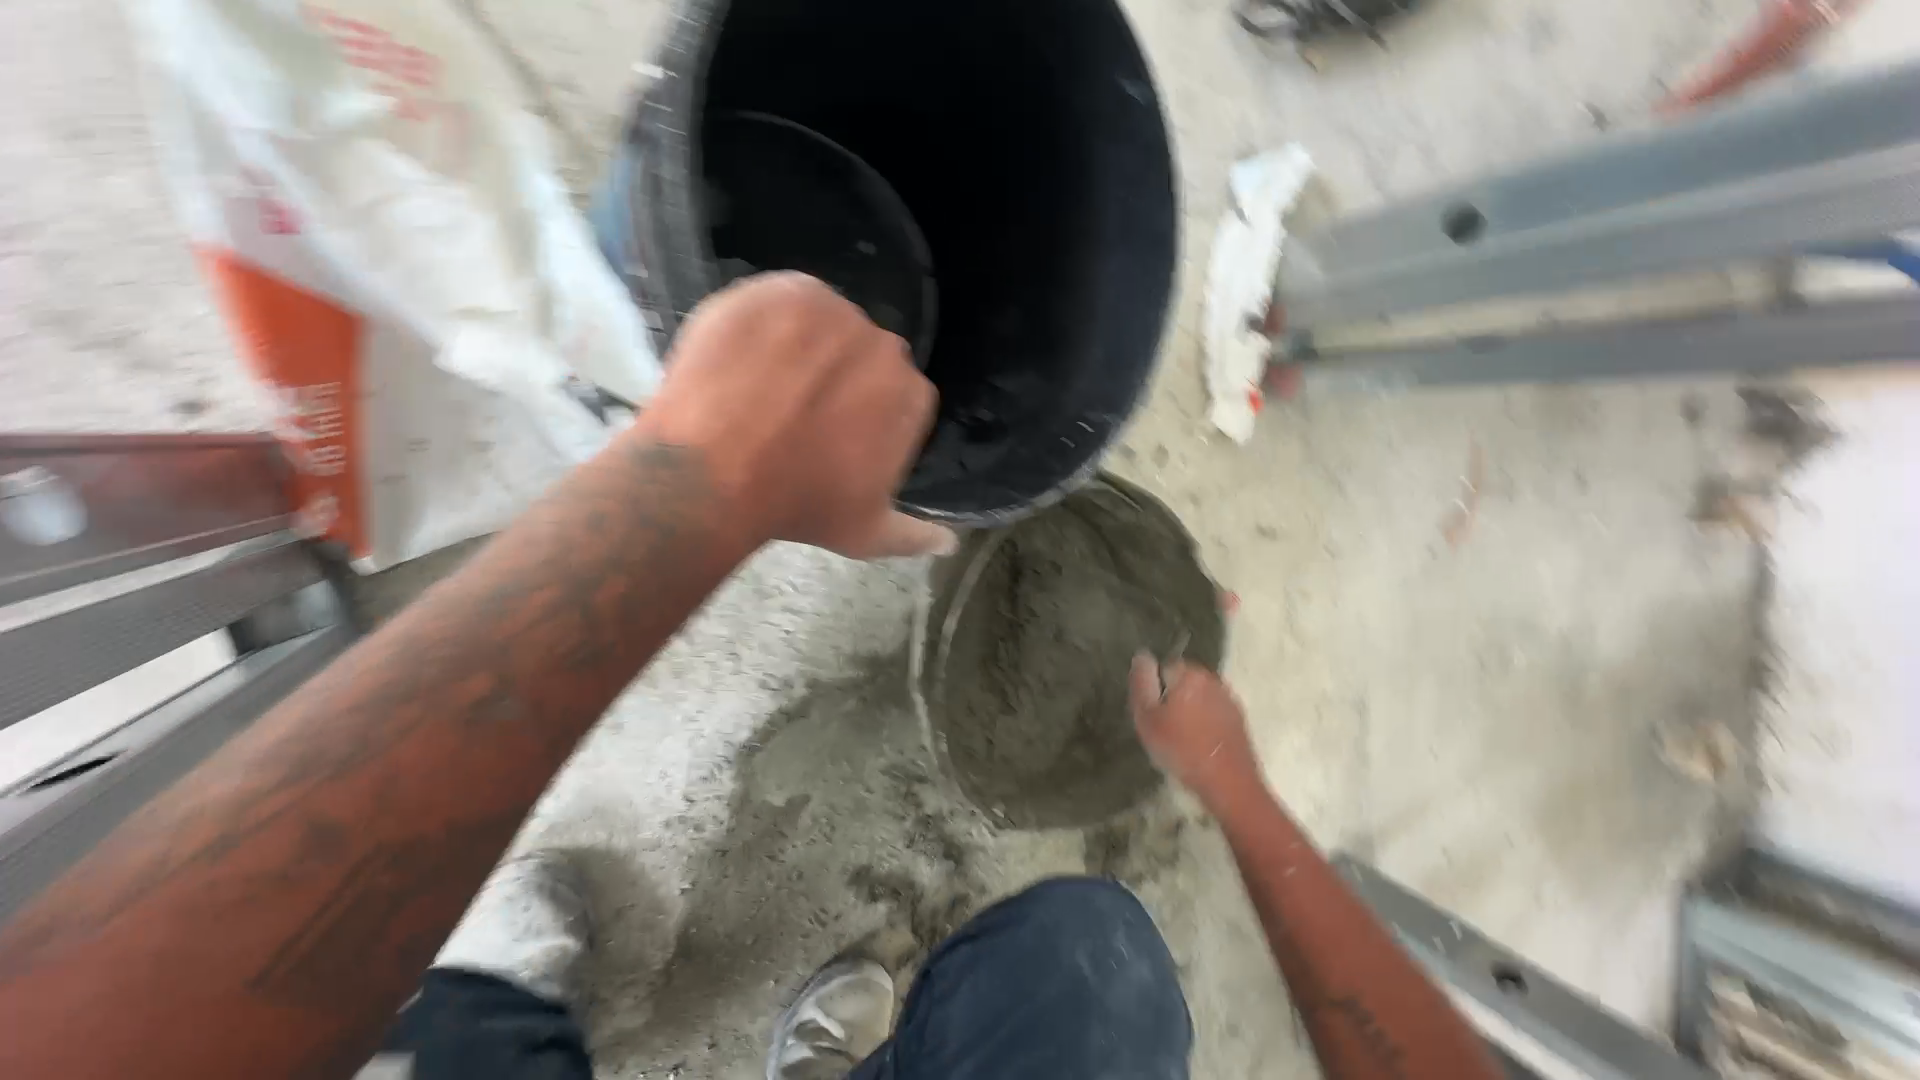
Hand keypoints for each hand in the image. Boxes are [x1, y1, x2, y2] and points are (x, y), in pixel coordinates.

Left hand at [633, 272, 955, 558]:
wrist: (715, 475)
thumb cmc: (798, 507)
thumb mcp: (864, 533)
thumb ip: (913, 535)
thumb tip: (950, 544)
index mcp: (912, 397)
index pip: (896, 395)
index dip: (861, 412)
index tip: (831, 435)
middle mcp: (885, 346)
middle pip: (861, 356)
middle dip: (836, 377)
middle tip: (793, 412)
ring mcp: (835, 313)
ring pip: (823, 325)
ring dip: (802, 347)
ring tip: (761, 385)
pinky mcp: (784, 291)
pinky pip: (784, 298)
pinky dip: (768, 320)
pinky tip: (745, 357)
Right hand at [1129, 657, 1263, 810]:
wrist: (1229, 783)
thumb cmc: (1182, 749)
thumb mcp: (1147, 718)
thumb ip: (1141, 683)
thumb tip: (1142, 655)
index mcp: (1190, 674)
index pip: (1164, 667)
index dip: (1154, 689)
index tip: (1151, 713)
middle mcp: (1213, 679)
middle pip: (1184, 681)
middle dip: (1173, 697)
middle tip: (1163, 727)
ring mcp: (1229, 699)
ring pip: (1199, 697)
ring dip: (1190, 710)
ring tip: (1181, 738)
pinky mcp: (1239, 720)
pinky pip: (1213, 712)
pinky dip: (1205, 722)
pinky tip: (1199, 744)